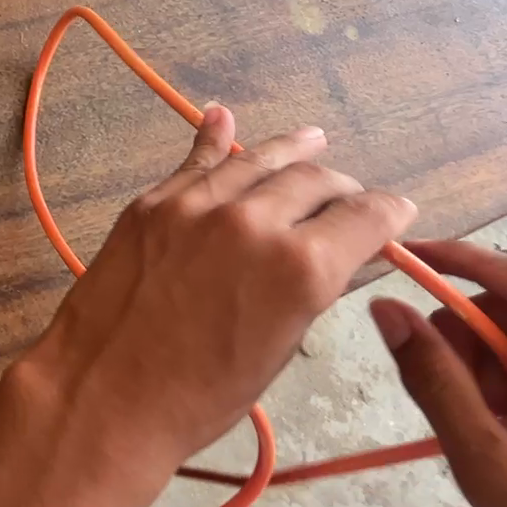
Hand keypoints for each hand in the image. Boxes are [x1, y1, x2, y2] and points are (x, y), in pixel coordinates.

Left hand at [0, 104, 416, 506]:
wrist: (108, 383)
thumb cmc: (203, 391)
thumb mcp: (278, 345)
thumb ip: (307, 288)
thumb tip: (334, 255)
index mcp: (301, 267)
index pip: (363, 219)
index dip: (388, 212)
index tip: (398, 208)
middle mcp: (252, 221)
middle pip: (309, 181)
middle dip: (338, 184)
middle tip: (349, 190)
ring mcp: (194, 204)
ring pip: (252, 160)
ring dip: (287, 149)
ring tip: (310, 138)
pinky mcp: (151, 202)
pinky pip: (191, 162)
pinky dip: (213, 136)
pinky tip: (223, 116)